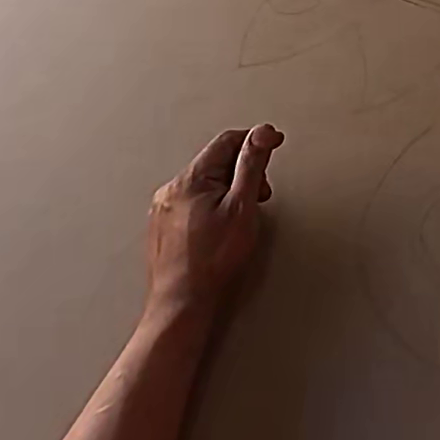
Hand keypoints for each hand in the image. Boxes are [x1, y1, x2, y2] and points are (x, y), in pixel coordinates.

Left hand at [145, 125, 283, 313]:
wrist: (182, 305)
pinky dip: (214, 204)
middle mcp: (173, 189)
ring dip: (230, 189)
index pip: (228, 141)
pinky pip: (195, 200)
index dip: (255, 139)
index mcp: (191, 179)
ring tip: (243, 215)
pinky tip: (223, 227)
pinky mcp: (164, 226)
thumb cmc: (212, 262)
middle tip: (260, 194)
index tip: (274, 141)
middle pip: (217, 161)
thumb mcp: (243, 206)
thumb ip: (252, 165)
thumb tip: (261, 133)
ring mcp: (165, 209)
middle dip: (245, 171)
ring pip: (207, 182)